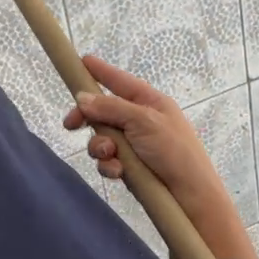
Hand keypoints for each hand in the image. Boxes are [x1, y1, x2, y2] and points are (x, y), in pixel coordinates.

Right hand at [62, 55, 258, 258]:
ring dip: (100, 147)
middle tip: (70, 124)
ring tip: (110, 154)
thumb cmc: (174, 151)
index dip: (101, 72)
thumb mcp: (143, 121)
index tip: (81, 61)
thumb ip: (110, 108)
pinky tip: (118, 172)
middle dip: (88, 119)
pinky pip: (107, 161)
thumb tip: (82, 98)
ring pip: (101, 139)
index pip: (120, 81)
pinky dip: (109, 166)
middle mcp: (140, 121)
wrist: (189, 196)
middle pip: (103, 112)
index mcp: (149, 102)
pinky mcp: (129, 167)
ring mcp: (134, 145)